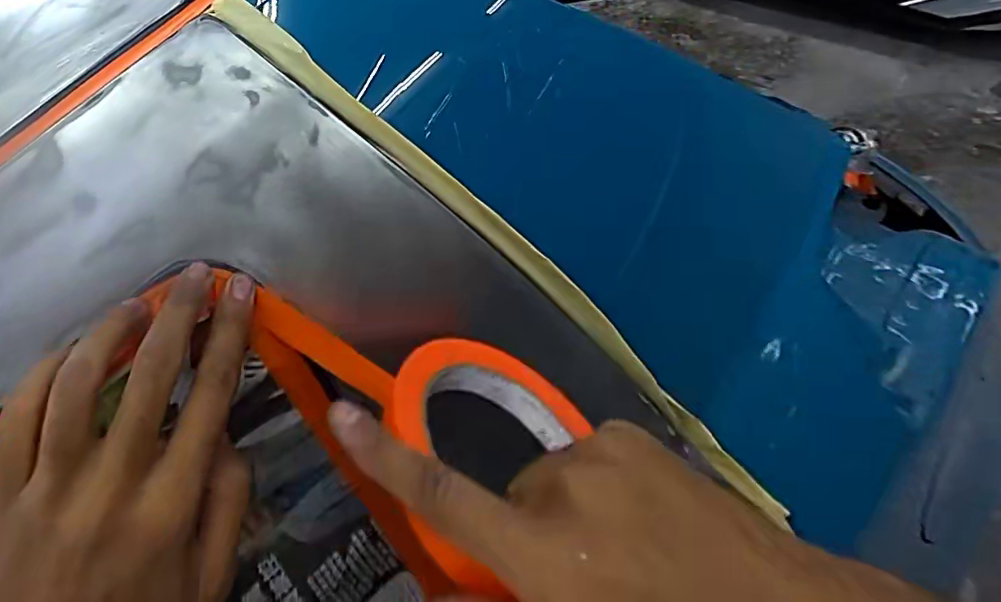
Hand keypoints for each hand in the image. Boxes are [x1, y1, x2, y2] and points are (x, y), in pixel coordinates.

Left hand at [0, 263, 255, 601]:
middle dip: (177, 312)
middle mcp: (112, 487)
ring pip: (77, 381)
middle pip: (149, 375)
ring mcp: (49, 487)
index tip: (236, 290)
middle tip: (193, 275)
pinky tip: (68, 352)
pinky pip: (18, 410)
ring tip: (132, 309)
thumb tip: (228, 433)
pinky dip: (44, 368)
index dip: (227, 335)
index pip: (209, 399)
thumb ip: (226, 510)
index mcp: (168, 510)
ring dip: (108, 330)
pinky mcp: (0, 492)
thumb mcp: (202, 588)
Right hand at [326, 406, 935, 601]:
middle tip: (590, 580)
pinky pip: (589, 462)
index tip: (342, 415)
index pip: (445, 500)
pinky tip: (658, 530)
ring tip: (639, 562)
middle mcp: (563, 491)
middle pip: (508, 502)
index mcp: (552, 557)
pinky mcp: (630, 436)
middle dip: (528, 535)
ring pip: (549, 481)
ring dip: (569, 513)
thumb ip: (523, 593)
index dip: (387, 457)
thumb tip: (462, 583)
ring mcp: (601, 455)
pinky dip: (602, 490)